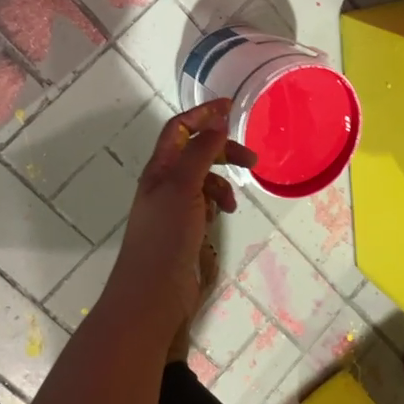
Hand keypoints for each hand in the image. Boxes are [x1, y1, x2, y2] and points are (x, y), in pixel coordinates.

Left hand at [106, 99, 258, 338]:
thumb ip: (201, 152)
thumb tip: (217, 120)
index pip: (180, 128)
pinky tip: (223, 216)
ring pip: (203, 179)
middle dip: (222, 150)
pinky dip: (217, 203)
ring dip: (221, 182)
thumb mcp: (184, 187)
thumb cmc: (165, 236)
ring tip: (233, 202)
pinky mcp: (183, 230)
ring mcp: (174, 208)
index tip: (231, 107)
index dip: (203, 114)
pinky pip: (205, 204)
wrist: (152, 295)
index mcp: (160, 168)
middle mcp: (164, 183)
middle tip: (251, 159)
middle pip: (196, 152)